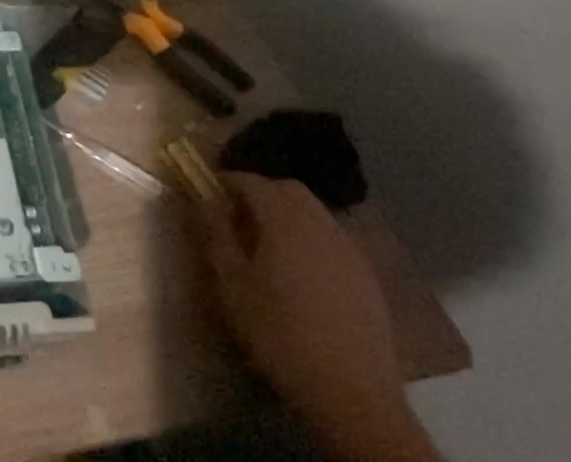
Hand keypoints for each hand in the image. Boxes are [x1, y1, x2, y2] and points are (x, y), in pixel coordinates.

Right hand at [199, 174, 435, 460]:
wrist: (350, 390)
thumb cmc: (279, 334)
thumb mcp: (233, 285)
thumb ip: (216, 236)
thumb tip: (204, 201)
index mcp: (286, 222)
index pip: (254, 182)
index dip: (229, 181)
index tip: (208, 191)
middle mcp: (322, 225)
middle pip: (289, 190)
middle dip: (260, 192)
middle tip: (235, 215)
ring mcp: (350, 250)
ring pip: (314, 213)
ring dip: (287, 215)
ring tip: (264, 245)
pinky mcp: (367, 275)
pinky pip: (332, 239)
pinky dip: (309, 239)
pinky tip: (299, 273)